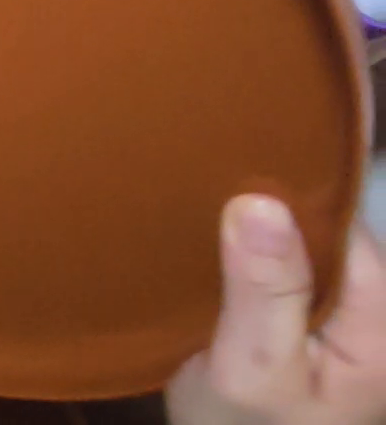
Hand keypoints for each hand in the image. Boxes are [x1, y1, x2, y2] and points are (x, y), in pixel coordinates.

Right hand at [166, 195, 385, 423]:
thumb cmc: (244, 423)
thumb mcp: (249, 363)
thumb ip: (264, 290)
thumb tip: (260, 202)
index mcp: (382, 333)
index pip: (352, 238)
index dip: (294, 196)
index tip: (224, 162)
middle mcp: (376, 324)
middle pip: (335, 241)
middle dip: (272, 208)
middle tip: (195, 178)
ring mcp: (345, 328)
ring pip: (309, 253)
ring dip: (256, 227)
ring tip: (194, 200)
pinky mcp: (311, 329)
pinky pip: (289, 272)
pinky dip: (252, 250)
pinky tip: (211, 243)